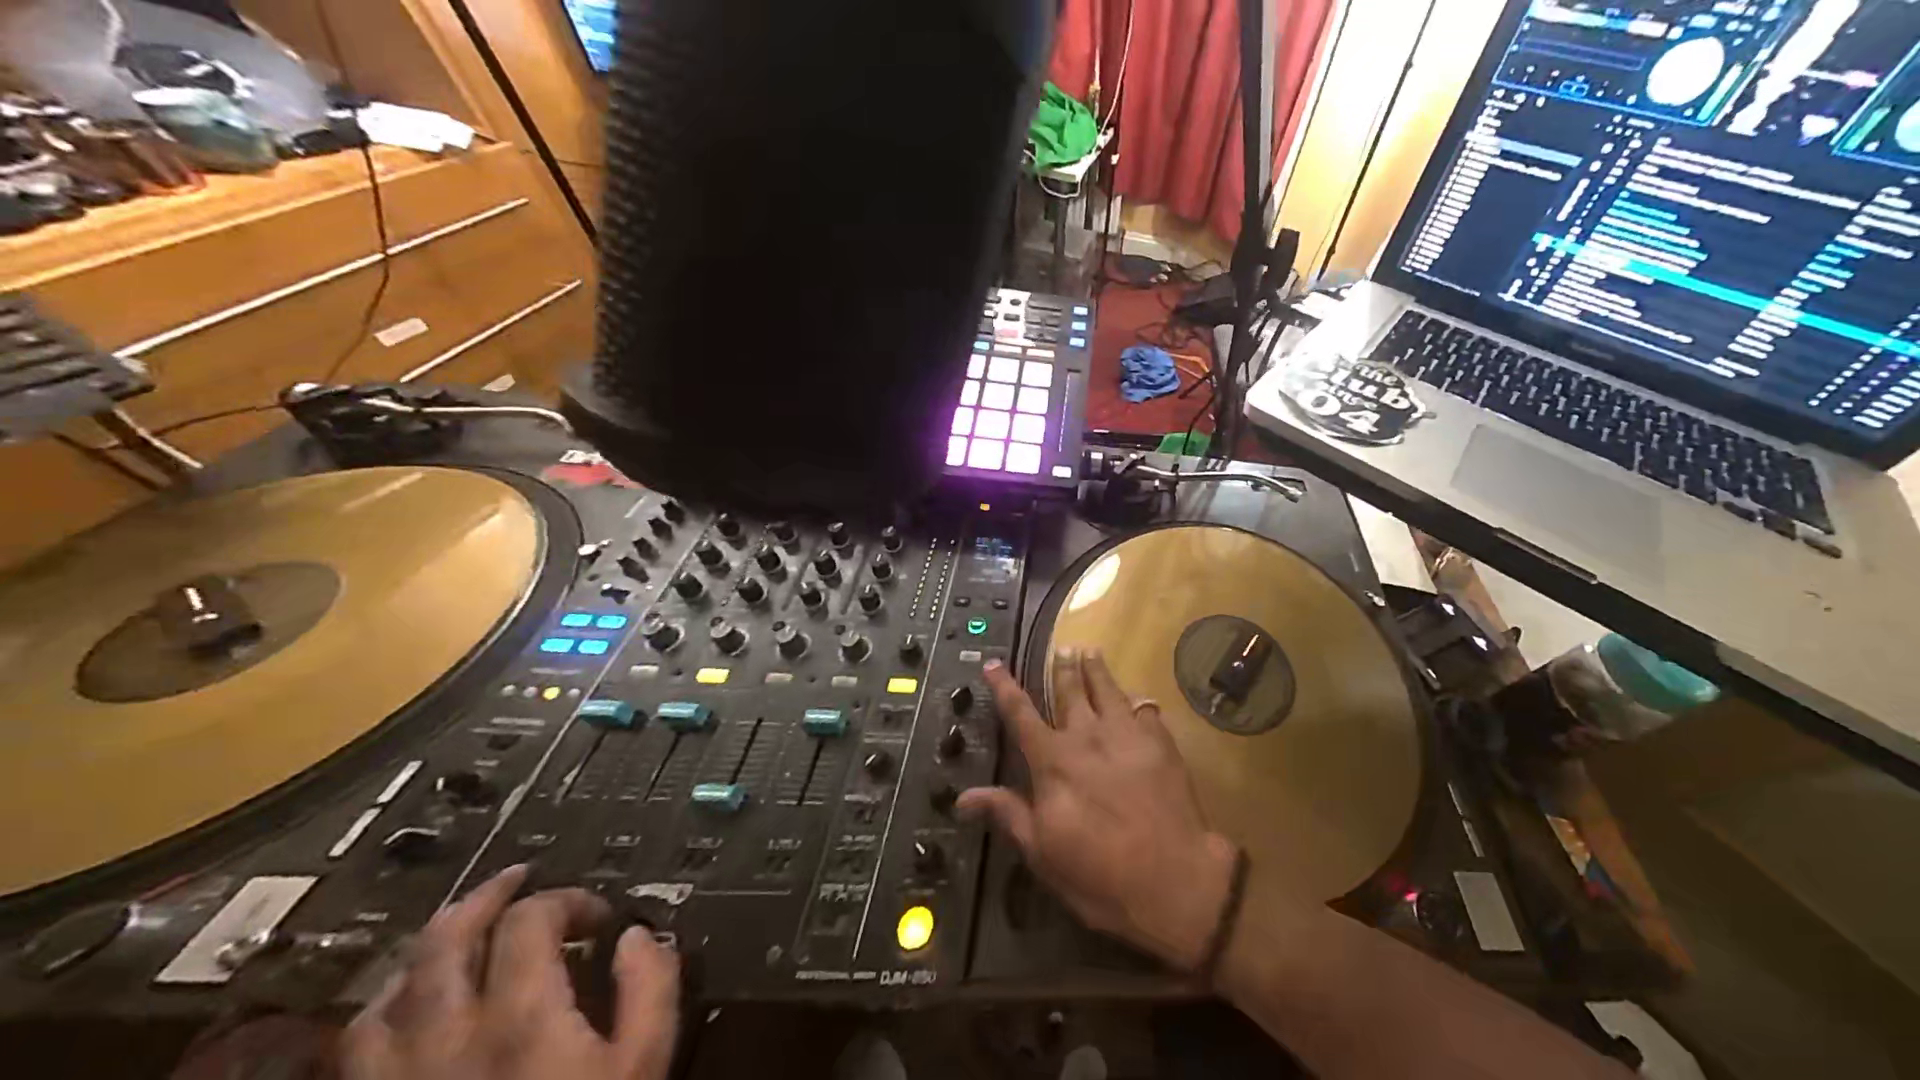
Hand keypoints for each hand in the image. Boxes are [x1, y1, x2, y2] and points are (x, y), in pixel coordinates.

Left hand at [342, 865, 679, 1079]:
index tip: (597, 916)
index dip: (569, 899)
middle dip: (488, 895)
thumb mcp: (642, 1068)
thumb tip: (634, 935)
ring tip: (465, 933)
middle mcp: (446, 1033)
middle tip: (519, 879)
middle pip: (448, 935)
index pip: (532, 919)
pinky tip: (413, 1006)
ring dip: (433, 945)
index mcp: (520, 1015)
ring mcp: (395, 1077)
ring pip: (391, 985)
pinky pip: (357, 1043)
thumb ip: (650, 989)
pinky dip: (389, 1005)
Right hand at [960, 649, 1239, 971]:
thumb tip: (963, 797)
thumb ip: (1007, 813)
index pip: (1020, 714)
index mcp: (1052, 760)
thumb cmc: (1099, 873)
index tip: (993, 664)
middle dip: (1061, 668)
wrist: (1175, 881)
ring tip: (1090, 652)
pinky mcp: (1161, 743)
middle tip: (1060, 648)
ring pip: (1107, 690)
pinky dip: (1137, 701)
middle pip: (1069, 691)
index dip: (1004, 687)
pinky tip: (1137, 699)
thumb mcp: (1042, 851)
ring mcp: (1127, 735)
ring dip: (1096, 670)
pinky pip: (1145, 709)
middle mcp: (1087, 736)